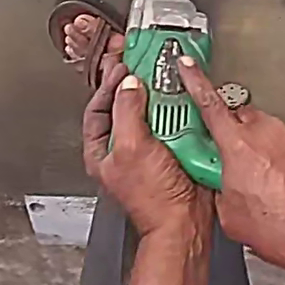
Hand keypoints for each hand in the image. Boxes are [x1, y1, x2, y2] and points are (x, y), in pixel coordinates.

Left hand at [83, 54, 209, 236]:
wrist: (185, 221)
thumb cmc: (153, 199)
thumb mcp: (131, 148)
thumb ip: (127, 112)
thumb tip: (129, 84)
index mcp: (103, 151)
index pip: (98, 108)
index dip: (108, 85)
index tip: (122, 67)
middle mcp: (125, 148)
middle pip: (126, 105)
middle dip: (137, 84)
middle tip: (144, 64)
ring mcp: (150, 148)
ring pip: (153, 110)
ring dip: (161, 95)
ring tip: (165, 78)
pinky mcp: (174, 148)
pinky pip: (176, 120)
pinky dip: (180, 108)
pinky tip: (184, 98)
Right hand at [175, 56, 284, 274]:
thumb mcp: (232, 218)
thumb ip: (221, 186)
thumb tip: (223, 183)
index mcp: (241, 146)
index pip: (210, 104)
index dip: (196, 81)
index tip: (189, 65)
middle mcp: (272, 132)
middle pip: (250, 123)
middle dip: (248, 141)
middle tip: (254, 172)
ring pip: (283, 135)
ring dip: (281, 154)